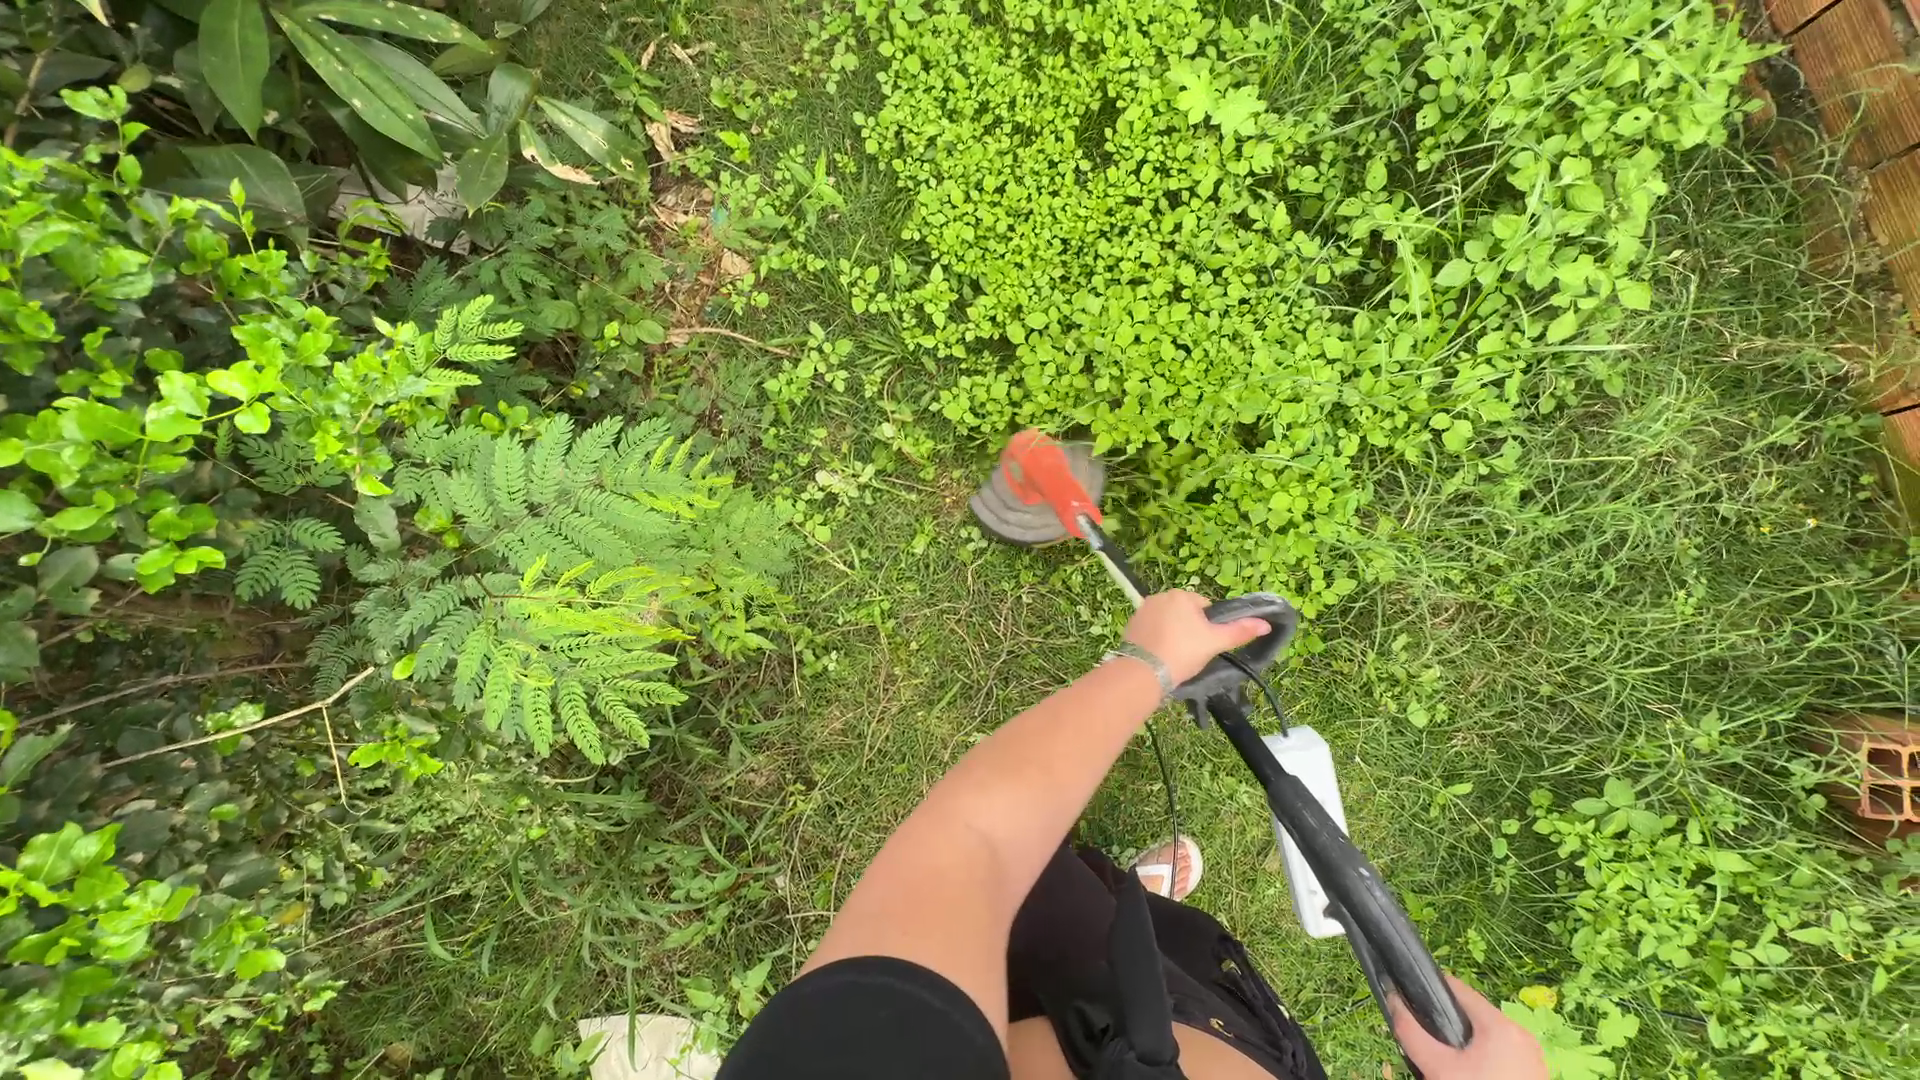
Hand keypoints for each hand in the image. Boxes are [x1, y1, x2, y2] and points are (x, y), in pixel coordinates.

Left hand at [1122, 589, 1270, 683]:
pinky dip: (1157, 640)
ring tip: (1175, 655)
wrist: (1143, 671)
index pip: (1203, 606)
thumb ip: (1240, 631)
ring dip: (1173, 634)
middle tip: (1191, 652)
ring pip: (1167, 622)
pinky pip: (1151, 630)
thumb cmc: (1183, 652)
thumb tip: (1266, 624)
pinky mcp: (1130, 625)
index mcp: (1180, 595)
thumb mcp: (1215, 642)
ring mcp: (1141, 610)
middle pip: (1184, 613)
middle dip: (1190, 629)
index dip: (1208, 626)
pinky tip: (1160, 655)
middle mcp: (1159, 597)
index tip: (1205, 644)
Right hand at [1391, 976, 1546, 1079]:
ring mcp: (1532, 1055)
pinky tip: (1471, 1076)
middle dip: (1448, 1026)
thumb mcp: (1438, 1067)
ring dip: (1465, 1044)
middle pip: (1470, 1013)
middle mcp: (1521, 1033)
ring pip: (1485, 1034)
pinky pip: (1501, 1052)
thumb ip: (1411, 1031)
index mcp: (1500, 1024)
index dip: (1428, 993)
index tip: (1413, 1008)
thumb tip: (1392, 999)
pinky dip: (1484, 1058)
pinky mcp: (1535, 1072)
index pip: (1455, 987)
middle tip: (1433, 1049)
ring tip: (1451, 1066)